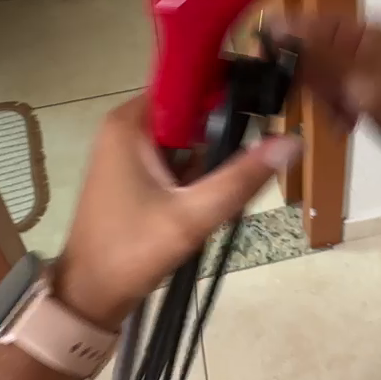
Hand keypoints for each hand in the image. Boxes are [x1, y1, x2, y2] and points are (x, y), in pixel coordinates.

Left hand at [54, 95, 300, 327]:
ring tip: (230, 181)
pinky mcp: (134, 170)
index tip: (262, 102)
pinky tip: (209, 194)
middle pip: (191, 108)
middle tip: (251, 154)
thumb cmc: (132, 253)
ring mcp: (128, 148)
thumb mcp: (192, 217)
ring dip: (212, 152)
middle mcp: (127, 125)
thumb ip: (242, 178)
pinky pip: (177, 153)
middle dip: (222, 129)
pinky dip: (197, 169)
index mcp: (131, 122)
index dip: (226, 86)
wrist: (88, 300)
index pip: (188, 80)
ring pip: (188, 133)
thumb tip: (292, 142)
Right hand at [268, 12, 380, 164]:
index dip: (285, 41)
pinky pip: (342, 102)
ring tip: (343, 119)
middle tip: (323, 100)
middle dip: (313, 83)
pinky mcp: (376, 99)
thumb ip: (313, 55)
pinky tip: (348, 127)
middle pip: (315, 56)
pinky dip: (341, 114)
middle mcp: (364, 45)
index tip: (261, 63)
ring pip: (326, 83)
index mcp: (363, 30)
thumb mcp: (356, 76)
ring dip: (327, 104)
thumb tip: (272, 28)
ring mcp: (371, 73)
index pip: (310, 24)